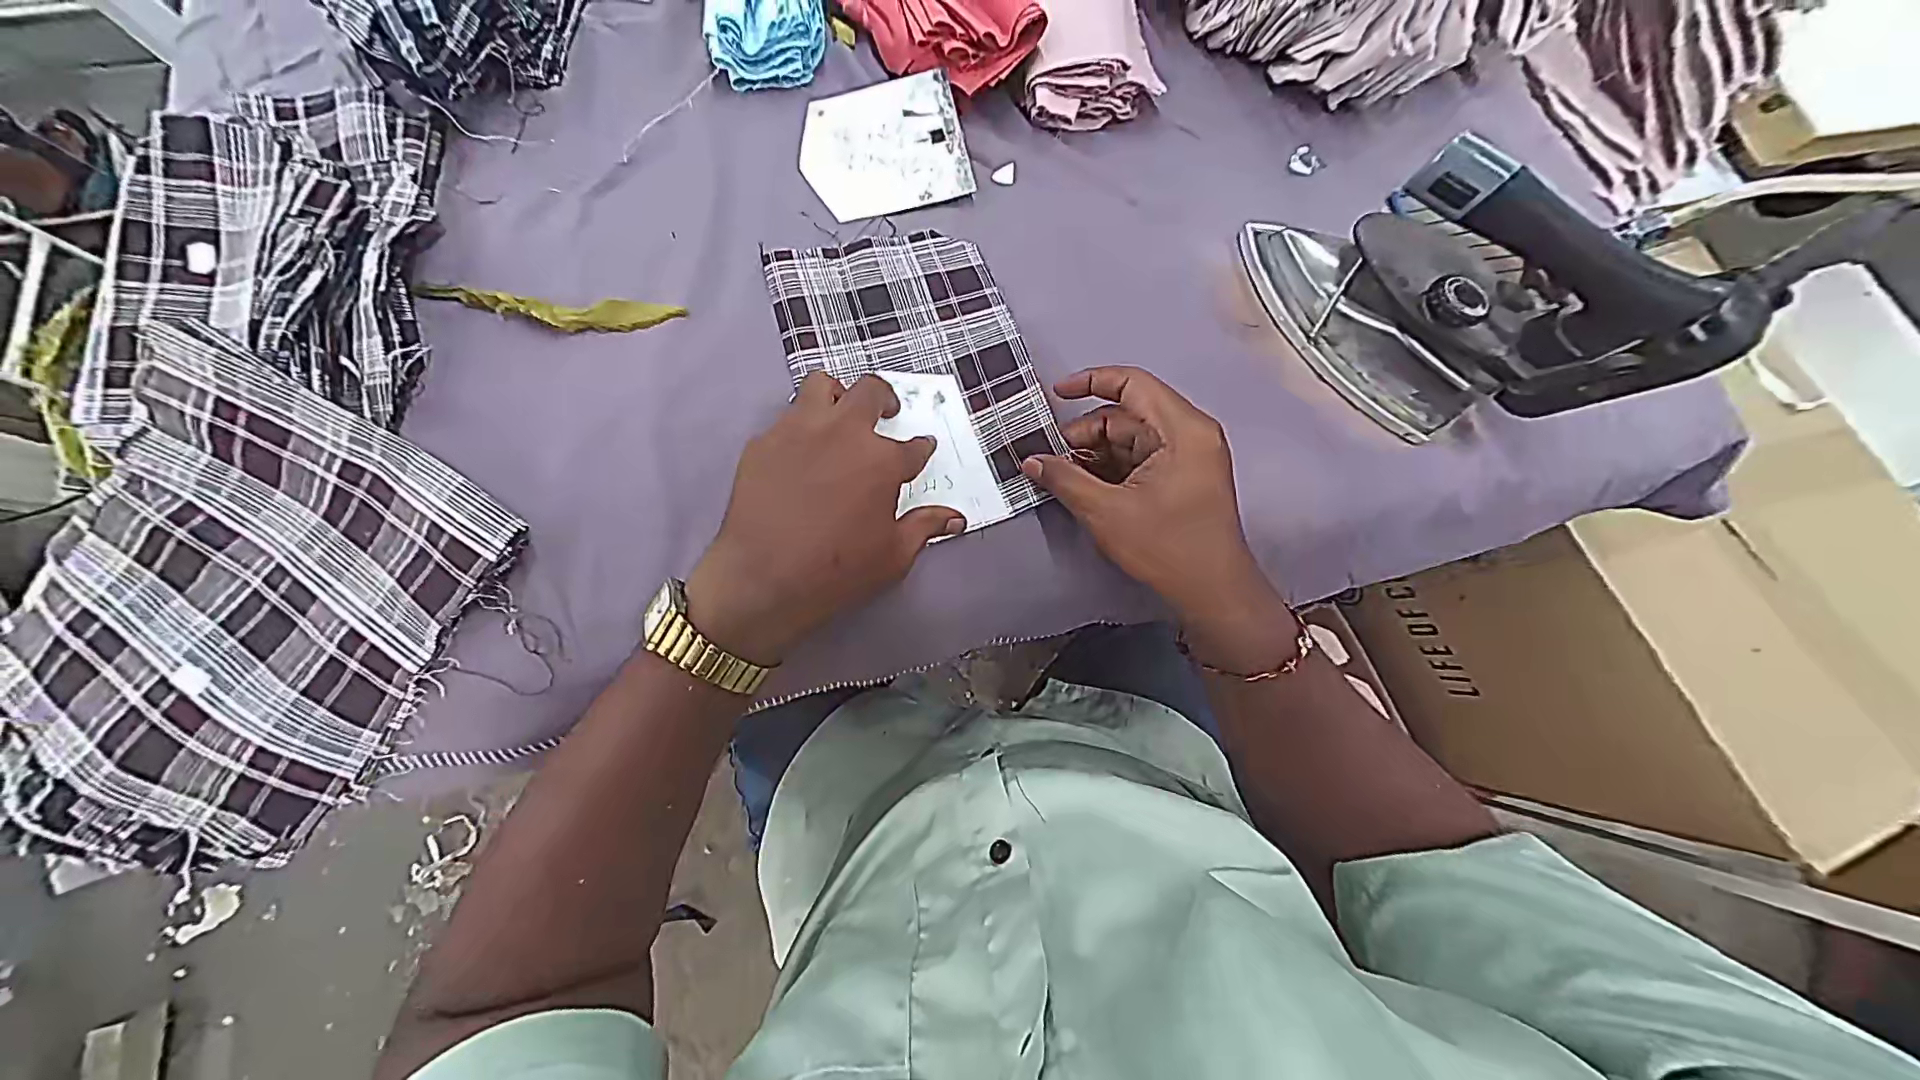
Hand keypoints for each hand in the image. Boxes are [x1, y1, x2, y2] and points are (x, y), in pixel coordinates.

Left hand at [685, 372, 964, 664]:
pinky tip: (801, 453)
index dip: (921, 448)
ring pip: (821, 386)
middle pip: (871, 392)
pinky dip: (800, 428)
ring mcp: (799, 431)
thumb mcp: (893, 555)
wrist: (763, 577)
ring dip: (838, 396)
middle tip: (887, 413)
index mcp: (881, 461)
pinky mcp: (763, 442)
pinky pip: (786, 420)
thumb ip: (924, 527)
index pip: (913, 447)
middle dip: (885, 399)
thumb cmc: (835, 570)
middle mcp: (843, 434)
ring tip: (840, 417)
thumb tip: (953, 519)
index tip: (921, 449)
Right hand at [1021, 367, 1296, 671]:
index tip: (1058, 393)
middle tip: (1051, 457)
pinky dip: (1111, 468)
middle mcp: (1190, 435)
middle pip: (1127, 415)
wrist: (1212, 590)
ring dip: (1095, 455)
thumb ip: (1065, 479)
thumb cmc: (1171, 550)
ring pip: (1130, 439)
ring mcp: (1188, 456)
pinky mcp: (1182, 477)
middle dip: (1085, 434)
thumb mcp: (1106, 512)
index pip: (1132, 384)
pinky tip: (1085, 486)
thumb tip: (1034, 461)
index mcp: (1183, 430)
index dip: (1091, 382)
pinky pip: (1140, 458)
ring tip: (1063, 476)